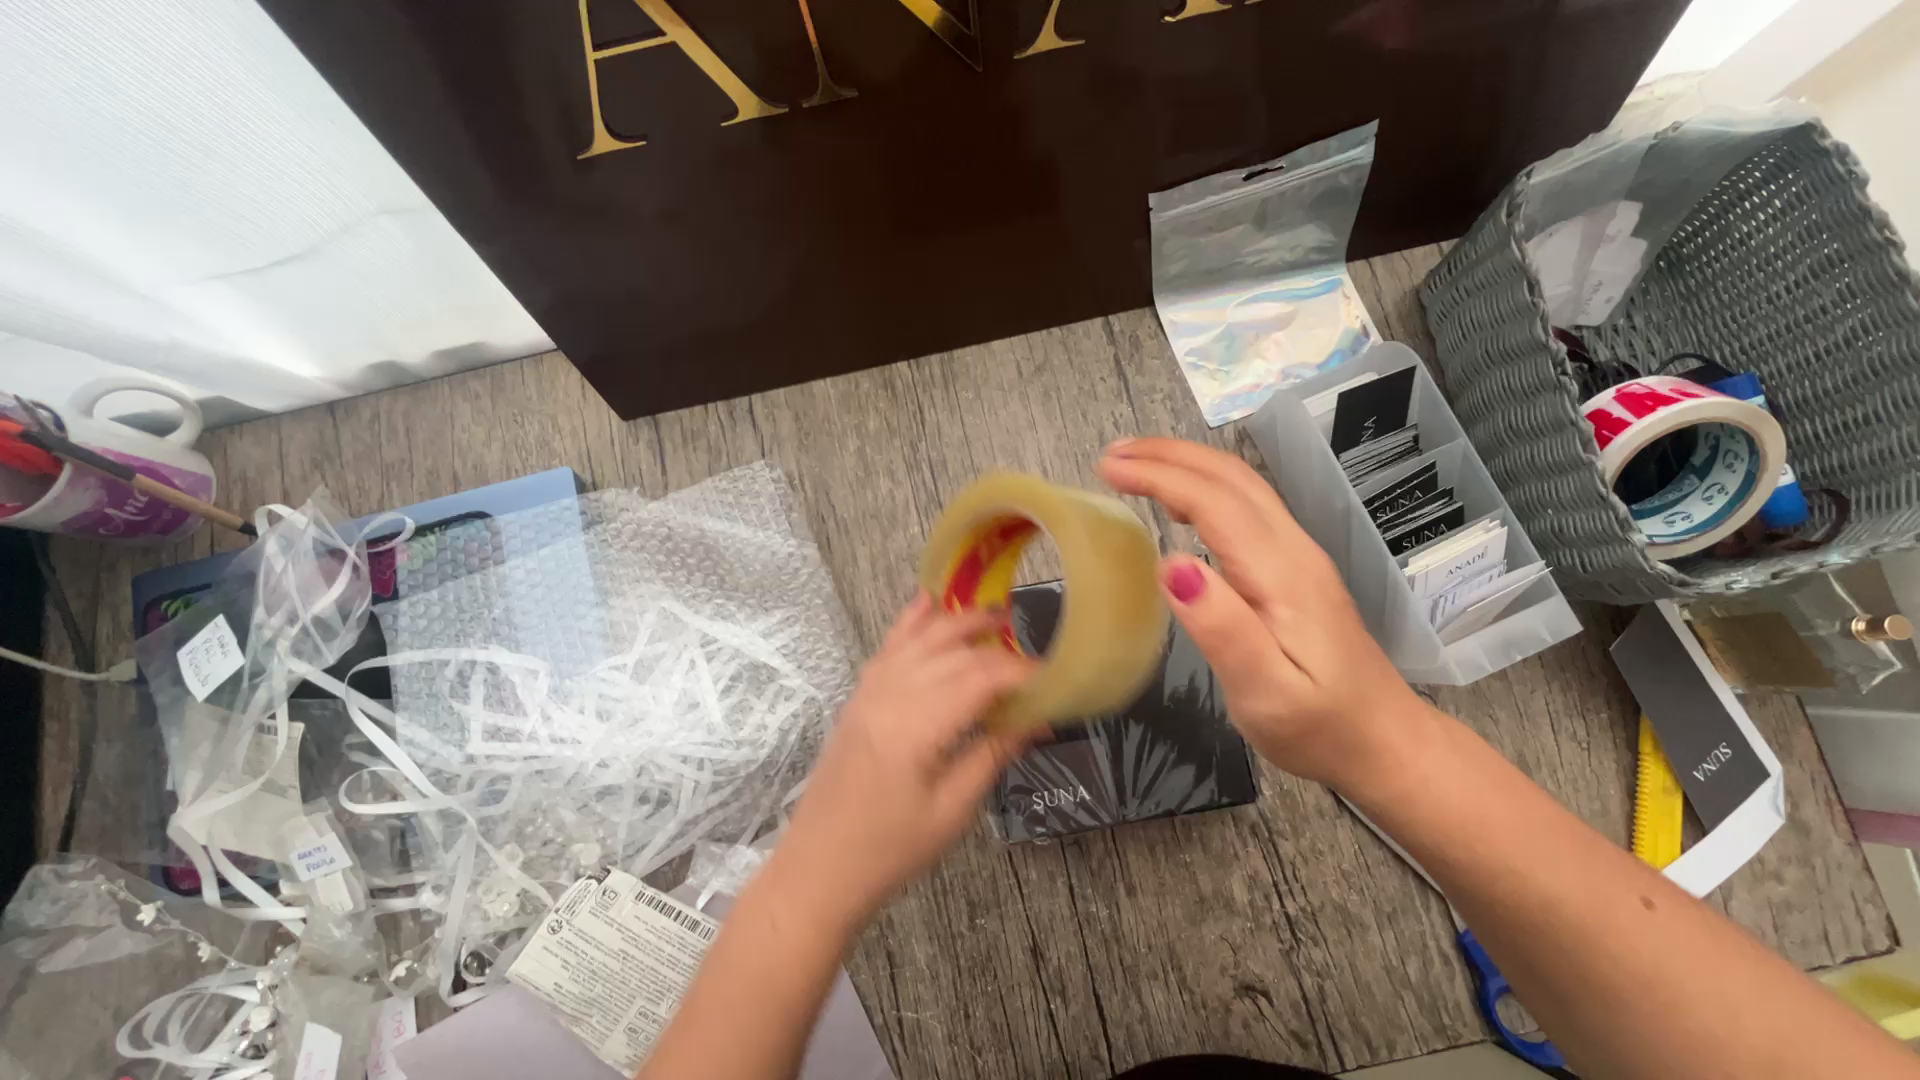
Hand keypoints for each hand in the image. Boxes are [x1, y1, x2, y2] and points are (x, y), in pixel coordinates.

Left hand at [763, 594, 1034, 934]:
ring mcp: (868, 693)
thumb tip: (1038, 722)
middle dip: (995, 645)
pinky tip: (927, 601)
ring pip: (919, 641)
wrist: (819, 868)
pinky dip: (910, 622)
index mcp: (916, 727)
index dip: (1019, 672)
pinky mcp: (857, 698)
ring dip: (957, 622)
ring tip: (995, 615)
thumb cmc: (890, 850)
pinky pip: (887, 648)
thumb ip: (992, 756)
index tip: (1051, 677)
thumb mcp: (952, 811)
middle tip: (1032, 651)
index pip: (979, 679)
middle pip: (951, 654)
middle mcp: (890, 697)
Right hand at [1098, 437, 1428, 787]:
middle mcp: (1293, 550)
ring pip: (1240, 487)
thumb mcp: (1266, 692)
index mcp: (1282, 574)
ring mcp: (1298, 556)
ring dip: (1185, 466)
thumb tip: (1171, 564)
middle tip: (1111, 454)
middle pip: (1231, 478)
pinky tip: (1177, 507)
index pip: (1215, 503)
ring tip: (1132, 467)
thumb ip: (1221, 628)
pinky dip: (1202, 489)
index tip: (1107, 468)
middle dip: (1168, 455)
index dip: (1159, 477)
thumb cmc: (1320, 727)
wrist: (1384, 743)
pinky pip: (1244, 509)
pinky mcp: (1294, 570)